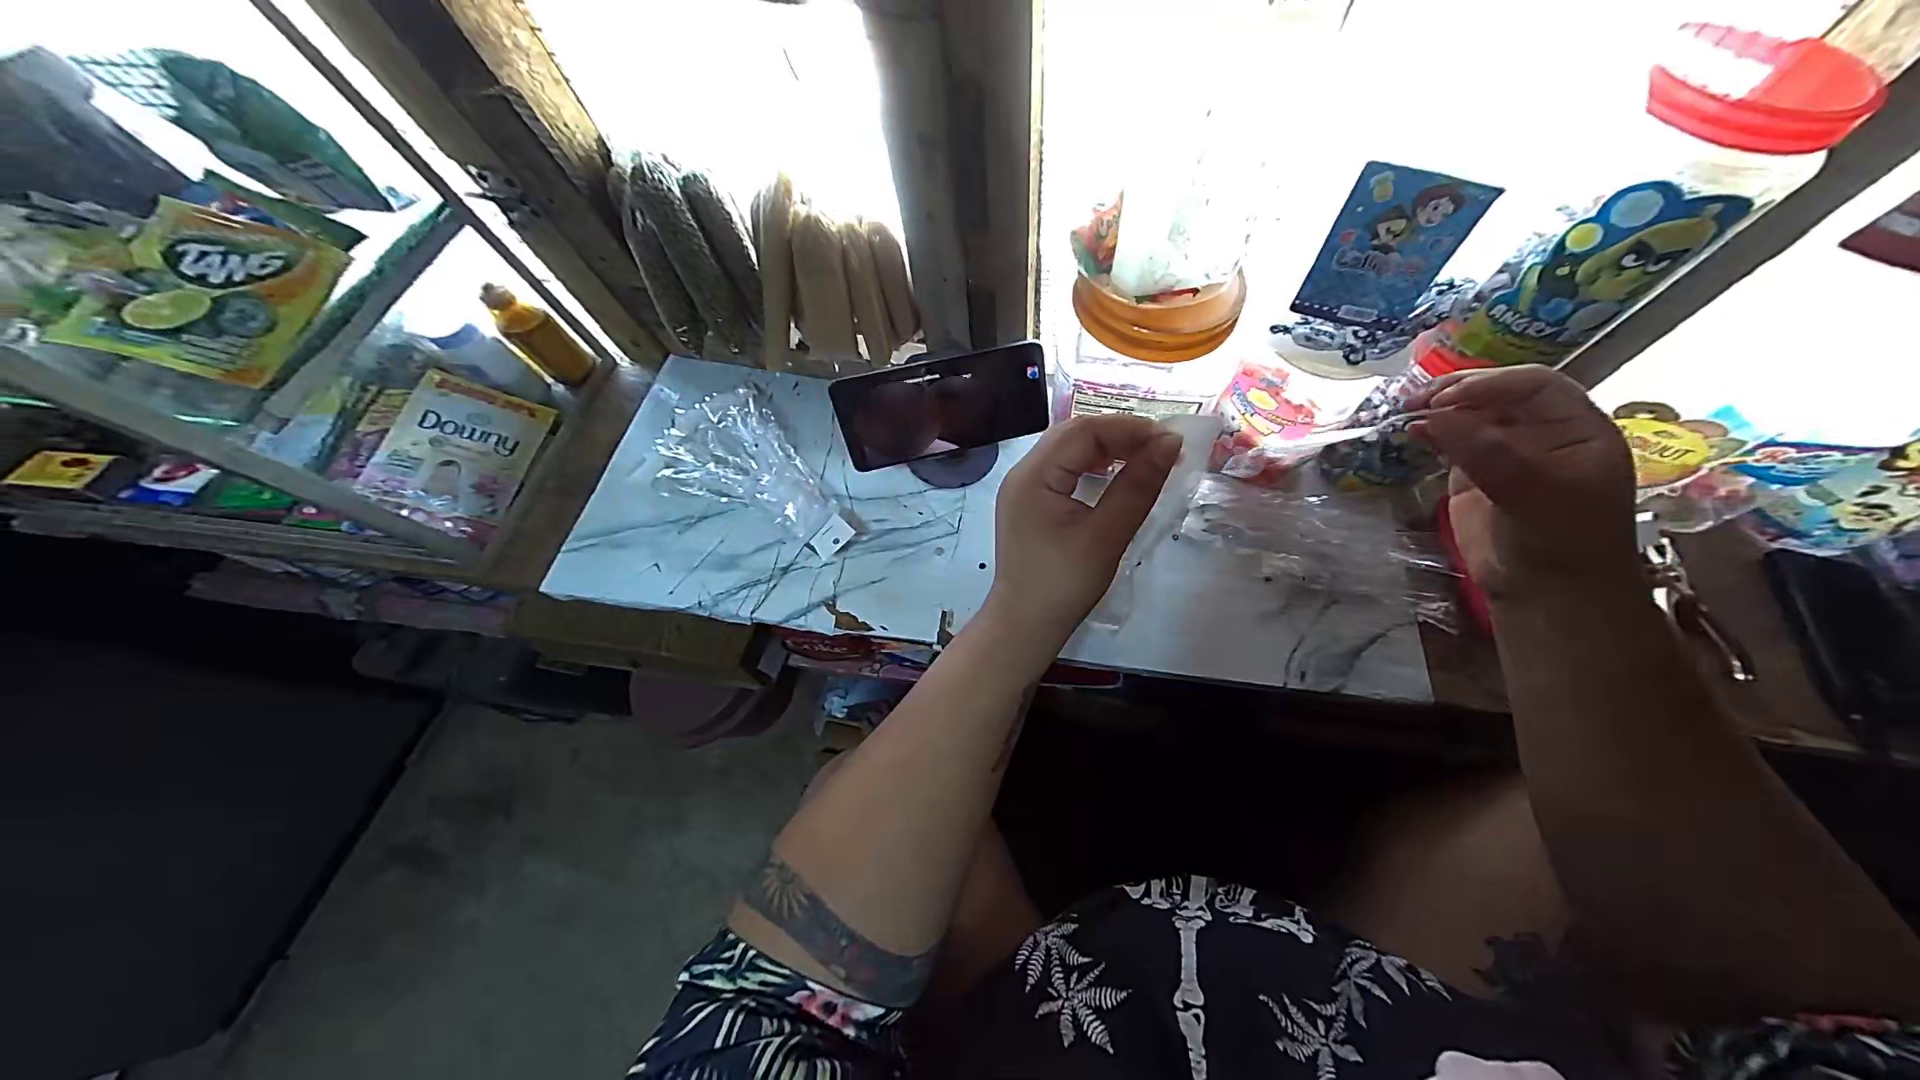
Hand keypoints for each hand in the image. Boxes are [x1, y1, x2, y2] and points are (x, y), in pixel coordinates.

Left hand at [986, 414, 1180, 638]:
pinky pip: (1063, 470)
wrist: (1025, 624)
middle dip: (1119, 434)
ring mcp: (1023, 488)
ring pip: (1068, 450)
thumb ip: (1138, 486)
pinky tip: (1116, 474)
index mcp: (1032, 476)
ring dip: (1107, 448)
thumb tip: (1169, 445)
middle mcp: (1022, 473)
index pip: (1083, 431)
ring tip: (1146, 457)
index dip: (1129, 429)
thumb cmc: (1063, 584)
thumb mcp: (1106, 534)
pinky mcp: (1030, 503)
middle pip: (1073, 434)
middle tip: (1162, 447)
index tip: (1170, 440)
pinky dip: (1092, 465)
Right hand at [1407, 366, 1639, 597]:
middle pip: (1499, 395)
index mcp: (1576, 427)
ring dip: (1439, 409)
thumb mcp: (1531, 492)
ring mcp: (1506, 452)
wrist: (1547, 591)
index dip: (1489, 384)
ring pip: (1471, 415)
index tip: (1444, 398)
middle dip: (1459, 391)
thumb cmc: (1560, 540)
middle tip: (1417, 399)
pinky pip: (1452, 442)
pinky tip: (1412, 432)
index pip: (1534, 385)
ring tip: (1406, 412)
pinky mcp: (1475, 474)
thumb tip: (1430, 417)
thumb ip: (1485, 451)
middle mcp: (1542, 432)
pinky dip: (1431, 433)